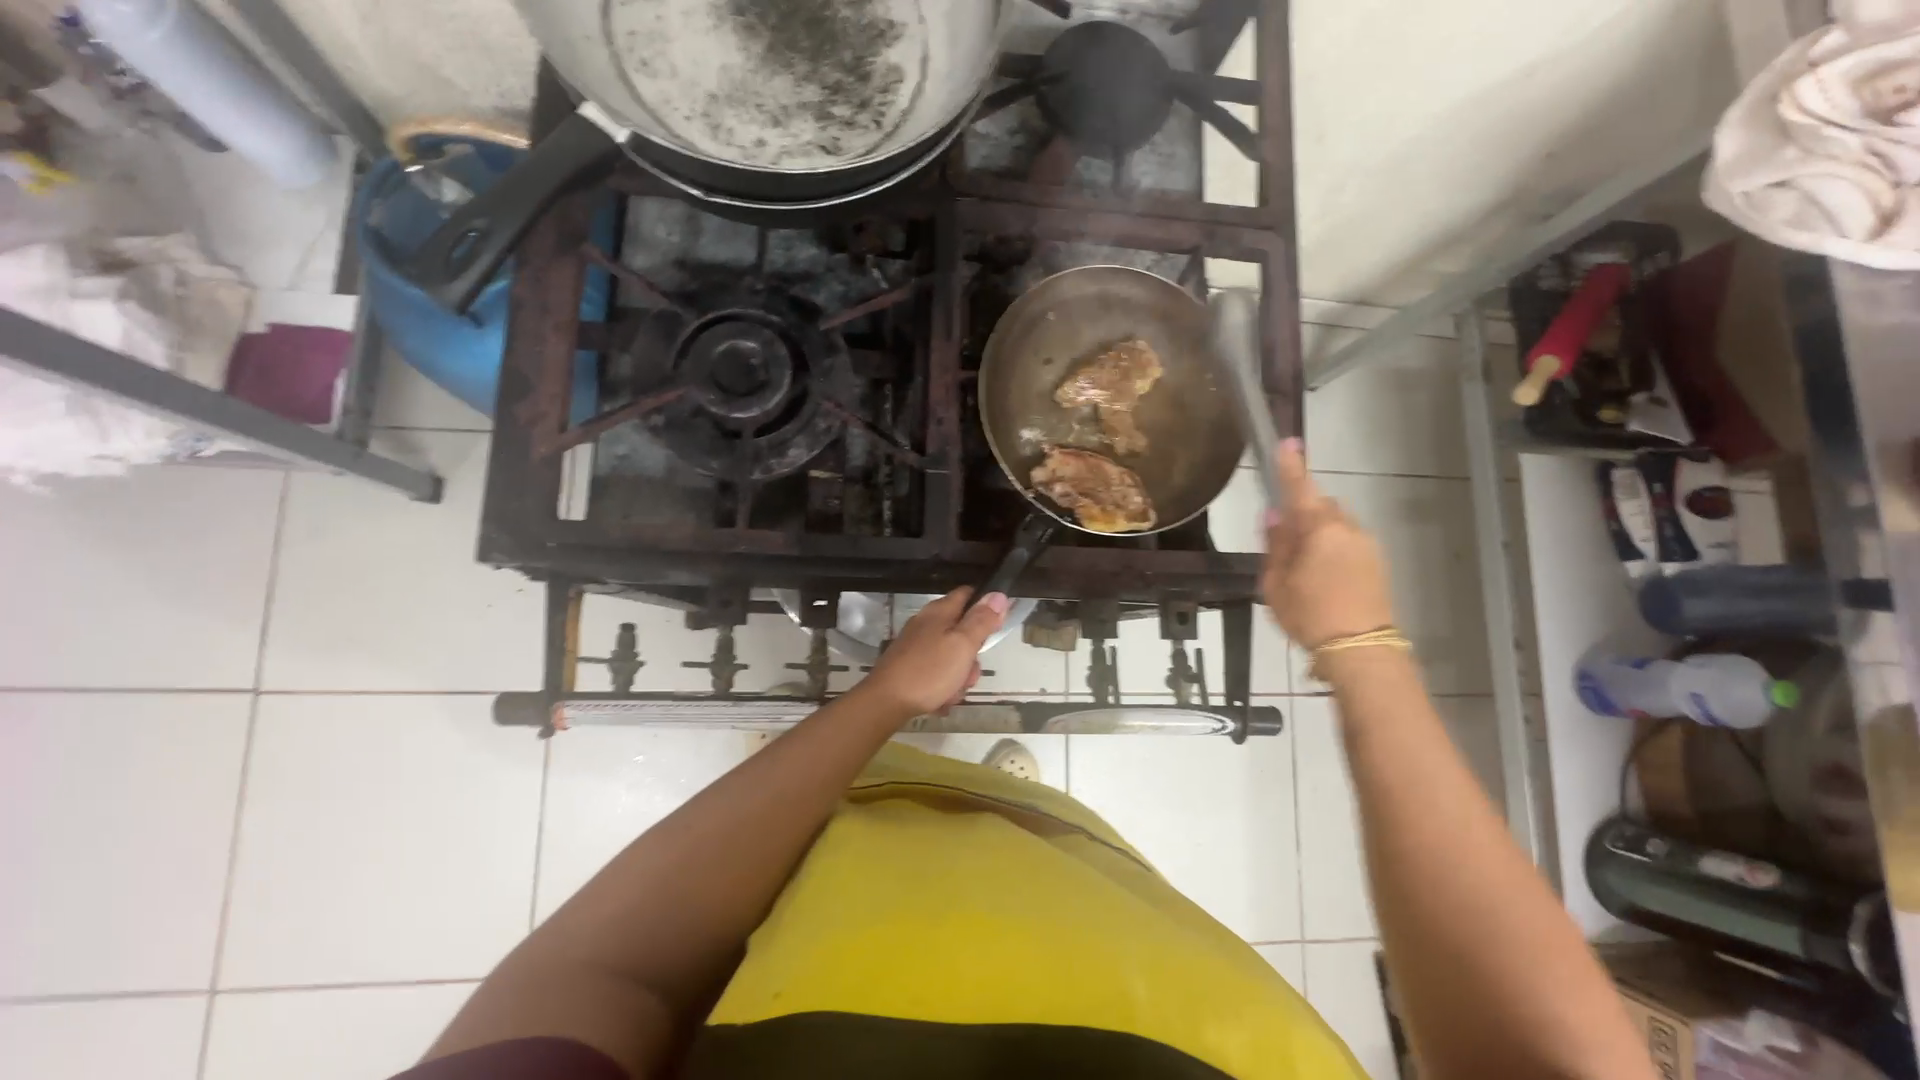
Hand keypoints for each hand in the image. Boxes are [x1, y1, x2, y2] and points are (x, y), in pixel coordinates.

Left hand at [856, 588, 1008, 719]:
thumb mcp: (962, 644)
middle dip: (972, 656)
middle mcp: (926, 624)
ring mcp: (916, 646)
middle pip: (962, 633)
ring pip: (952, 657)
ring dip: (958, 677)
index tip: (997, 625)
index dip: (986, 606)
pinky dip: (943, 687)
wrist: (885, 703)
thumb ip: (981, 621)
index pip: (967, 594)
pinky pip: (937, 674)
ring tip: (951, 693)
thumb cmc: (928, 671)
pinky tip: (940, 701)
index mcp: (939, 612)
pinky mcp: (910, 667)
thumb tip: (999, 594)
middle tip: (969, 673)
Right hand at [1262, 438, 1394, 648]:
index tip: (1288, 443)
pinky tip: (1322, 579)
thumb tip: (1276, 516)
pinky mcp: (1378, 563)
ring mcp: (1368, 545)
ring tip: (1302, 569)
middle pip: (1321, 507)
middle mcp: (1348, 528)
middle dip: (1303, 514)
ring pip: (1336, 526)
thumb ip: (1276, 545)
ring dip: (1319, 535)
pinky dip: (1333, 550)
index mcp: (1319, 529)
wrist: (1361, 650)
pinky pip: (1348, 543)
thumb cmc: (1310, 615)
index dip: (1291, 466)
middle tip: (1283, 542)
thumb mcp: (1276, 583)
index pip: (1300, 488)